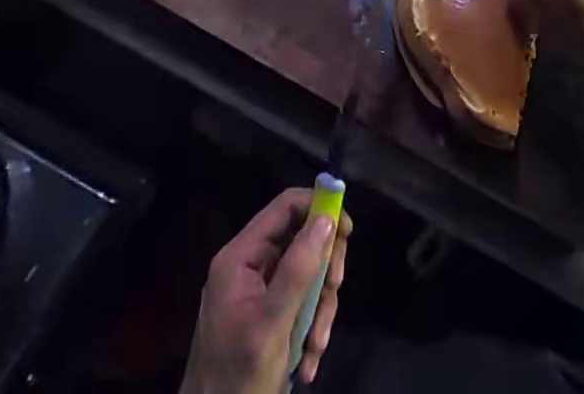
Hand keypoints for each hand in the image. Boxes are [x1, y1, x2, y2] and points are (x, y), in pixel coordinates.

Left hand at [179, 187, 352, 393]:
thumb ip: (299, 268)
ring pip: (311, 271)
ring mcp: (260, 289)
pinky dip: (313, 324)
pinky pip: (306, 299)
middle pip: (305, 237)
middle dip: (325, 266)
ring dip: (321, 306)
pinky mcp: (271, 311)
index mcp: (240, 258)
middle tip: (335, 288)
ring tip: (316, 343)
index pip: (286, 206)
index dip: (320, 207)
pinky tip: (307, 358)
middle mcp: (250, 265)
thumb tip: (328, 217)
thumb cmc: (235, 379)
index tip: (347, 231)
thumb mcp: (272, 323)